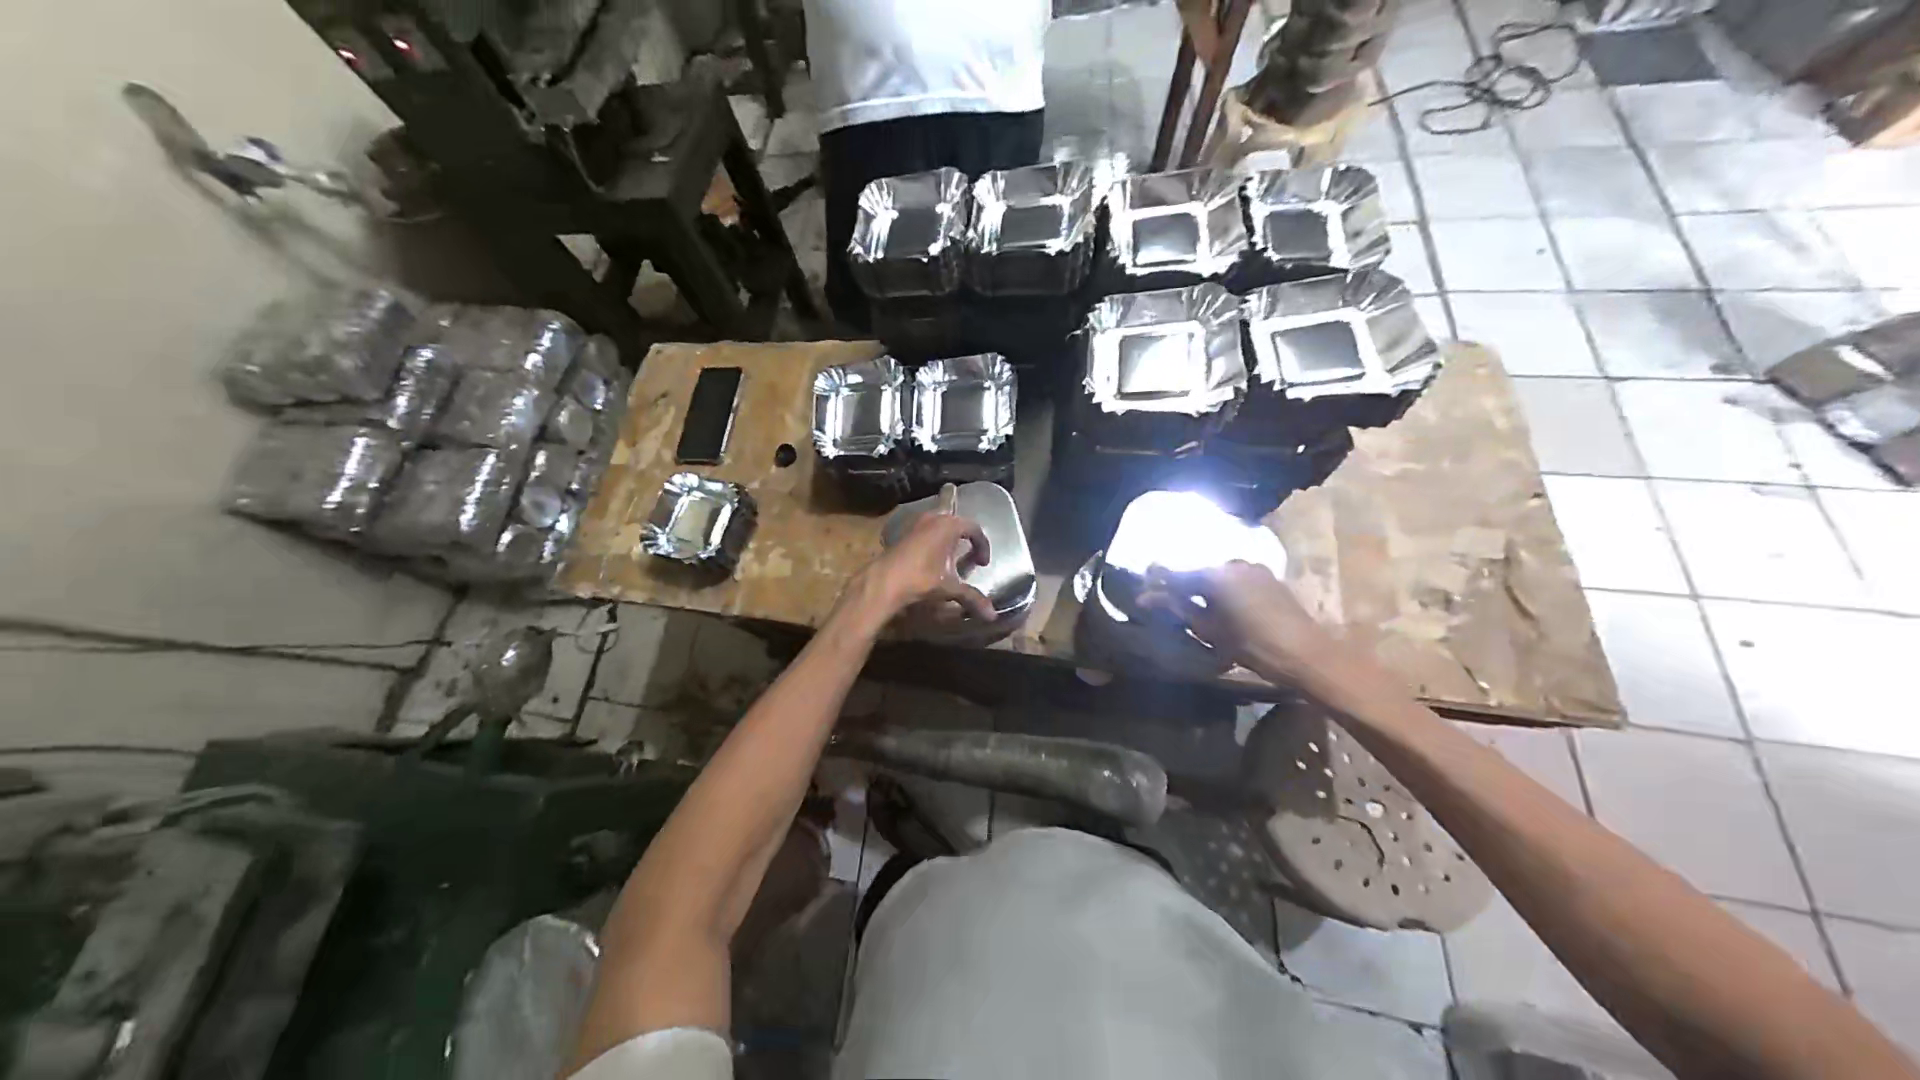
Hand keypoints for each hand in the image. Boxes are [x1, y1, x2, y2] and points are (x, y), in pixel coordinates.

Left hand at [841, 486, 995, 628]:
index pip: (973, 529)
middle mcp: (932, 519)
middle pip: (953, 517)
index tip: (982, 563)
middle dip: (962, 529)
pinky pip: (924, 531)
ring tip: (951, 550)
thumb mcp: (950, 588)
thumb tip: (992, 615)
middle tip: (969, 546)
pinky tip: (931, 556)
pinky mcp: (902, 535)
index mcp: (949, 526)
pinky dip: (932, 539)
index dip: (982, 545)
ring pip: (936, 522)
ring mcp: (915, 525)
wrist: (884, 581)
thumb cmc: (922, 578)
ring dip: (945, 533)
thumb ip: (972, 598)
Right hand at [1139, 560, 1356, 690]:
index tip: (1143, 593)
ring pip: (1218, 575)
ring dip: (1205, 588)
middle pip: (1197, 573)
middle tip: (1170, 604)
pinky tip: (1224, 606)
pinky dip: (1225, 589)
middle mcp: (1232, 564)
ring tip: (1198, 608)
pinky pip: (1236, 579)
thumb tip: (1146, 597)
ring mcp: (1253, 568)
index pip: (1175, 574)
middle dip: (1182, 586)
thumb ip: (1177, 608)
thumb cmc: (1252, 646)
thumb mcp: (1208, 630)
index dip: (1157, 583)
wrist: (1306, 654)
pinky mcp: (1268, 577)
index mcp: (1214, 576)